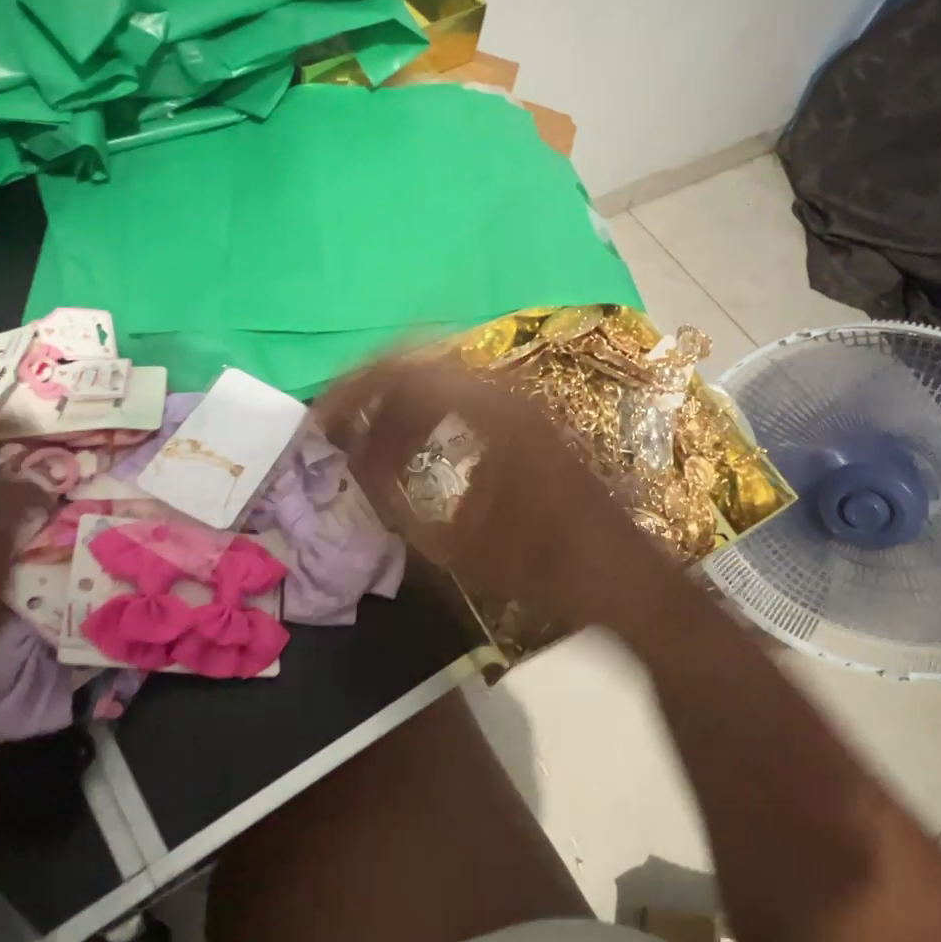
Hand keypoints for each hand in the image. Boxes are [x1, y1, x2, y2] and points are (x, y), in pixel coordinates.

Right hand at [317, 358, 676, 628]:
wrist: (619, 576)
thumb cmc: (542, 567)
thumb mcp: (456, 545)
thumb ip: (396, 499)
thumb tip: (357, 468)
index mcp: (488, 412)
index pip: (401, 373)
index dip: (351, 394)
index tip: (321, 424)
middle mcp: (505, 391)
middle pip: (417, 365)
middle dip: (369, 396)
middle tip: (338, 432)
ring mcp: (520, 402)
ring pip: (438, 379)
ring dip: (397, 407)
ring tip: (368, 446)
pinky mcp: (527, 419)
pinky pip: (461, 397)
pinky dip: (426, 415)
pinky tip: (410, 449)